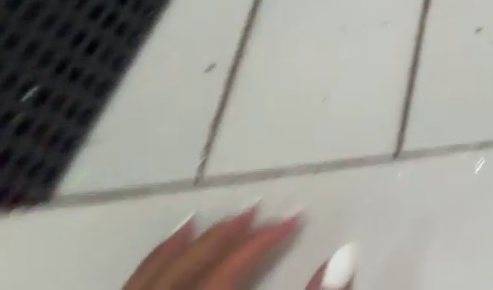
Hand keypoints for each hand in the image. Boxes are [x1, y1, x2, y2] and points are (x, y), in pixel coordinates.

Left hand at [124, 209, 354, 289]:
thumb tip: (345, 254)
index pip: (229, 272)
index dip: (263, 241)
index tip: (296, 217)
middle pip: (185, 274)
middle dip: (221, 239)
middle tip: (255, 210)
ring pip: (147, 284)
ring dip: (174, 252)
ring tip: (198, 222)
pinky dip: (150, 269)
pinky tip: (166, 254)